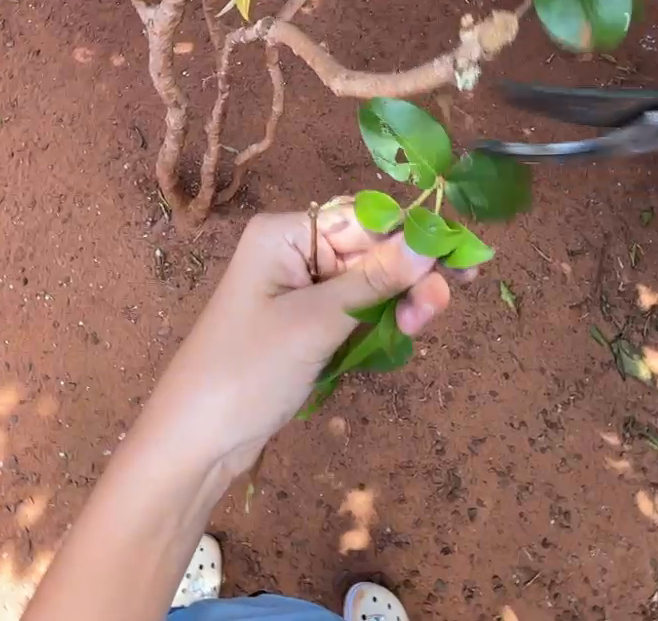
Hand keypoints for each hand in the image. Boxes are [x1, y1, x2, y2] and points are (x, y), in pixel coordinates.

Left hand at [133, 207, 455, 480]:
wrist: (197, 438)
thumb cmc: (248, 369)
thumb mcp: (315, 322)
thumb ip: (374, 281)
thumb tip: (429, 241)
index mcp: (284, 232)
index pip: (361, 219)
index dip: (410, 236)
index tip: (459, 258)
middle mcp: (292, 250)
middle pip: (368, 249)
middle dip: (407, 274)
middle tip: (440, 305)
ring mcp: (300, 288)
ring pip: (368, 282)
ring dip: (398, 300)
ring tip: (420, 325)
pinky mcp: (306, 323)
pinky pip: (355, 310)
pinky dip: (379, 321)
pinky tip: (401, 334)